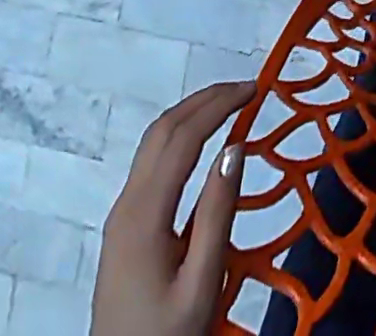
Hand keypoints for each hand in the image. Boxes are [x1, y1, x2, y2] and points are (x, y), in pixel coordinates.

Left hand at [92, 80, 254, 335]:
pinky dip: (180, 136)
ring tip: (229, 105)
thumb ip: (218, 215)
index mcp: (145, 212)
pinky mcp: (125, 223)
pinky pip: (151, 162)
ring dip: (190, 113)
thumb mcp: (201, 285)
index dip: (218, 106)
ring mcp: (122, 211)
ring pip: (153, 142)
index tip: (253, 89)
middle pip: (162, 130)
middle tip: (245, 89)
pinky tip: (201, 144)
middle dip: (204, 100)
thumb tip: (235, 148)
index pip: (183, 138)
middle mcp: (128, 201)